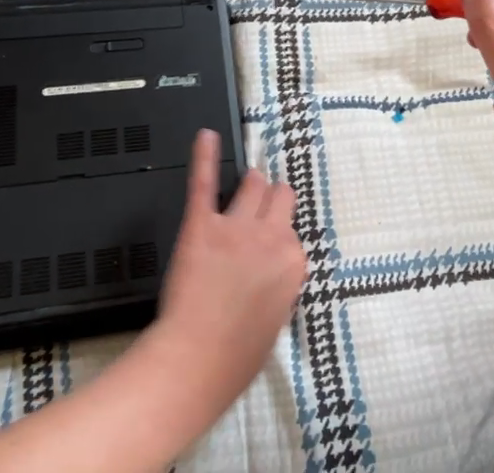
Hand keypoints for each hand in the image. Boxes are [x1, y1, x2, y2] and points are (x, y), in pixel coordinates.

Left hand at [147, 129, 306, 410]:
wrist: (199, 357)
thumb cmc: (237, 354)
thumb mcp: (275, 317)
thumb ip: (277, 282)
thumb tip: (268, 272)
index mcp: (294, 263)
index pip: (292, 231)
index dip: (278, 237)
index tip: (269, 242)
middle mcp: (271, 237)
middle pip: (280, 196)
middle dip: (273, 197)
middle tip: (263, 201)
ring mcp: (236, 227)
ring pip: (253, 184)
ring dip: (250, 183)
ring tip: (247, 178)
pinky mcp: (202, 224)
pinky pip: (204, 181)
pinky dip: (205, 156)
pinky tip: (205, 137)